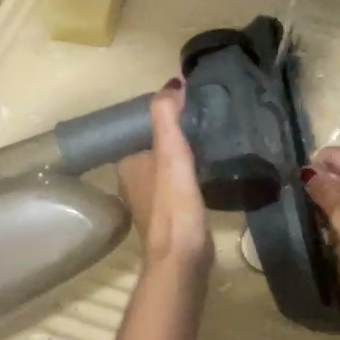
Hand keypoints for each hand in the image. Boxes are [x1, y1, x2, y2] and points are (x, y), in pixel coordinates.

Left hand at [116, 79, 212, 273]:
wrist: (182, 257)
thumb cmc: (173, 203)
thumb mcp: (171, 153)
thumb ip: (168, 117)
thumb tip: (173, 82)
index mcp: (127, 162)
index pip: (142, 126)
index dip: (163, 112)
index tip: (189, 100)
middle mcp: (134, 178)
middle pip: (156, 143)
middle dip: (176, 130)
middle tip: (206, 113)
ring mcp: (153, 197)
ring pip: (168, 162)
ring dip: (185, 150)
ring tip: (212, 134)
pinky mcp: (172, 212)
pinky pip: (179, 180)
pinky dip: (191, 170)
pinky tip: (210, 165)